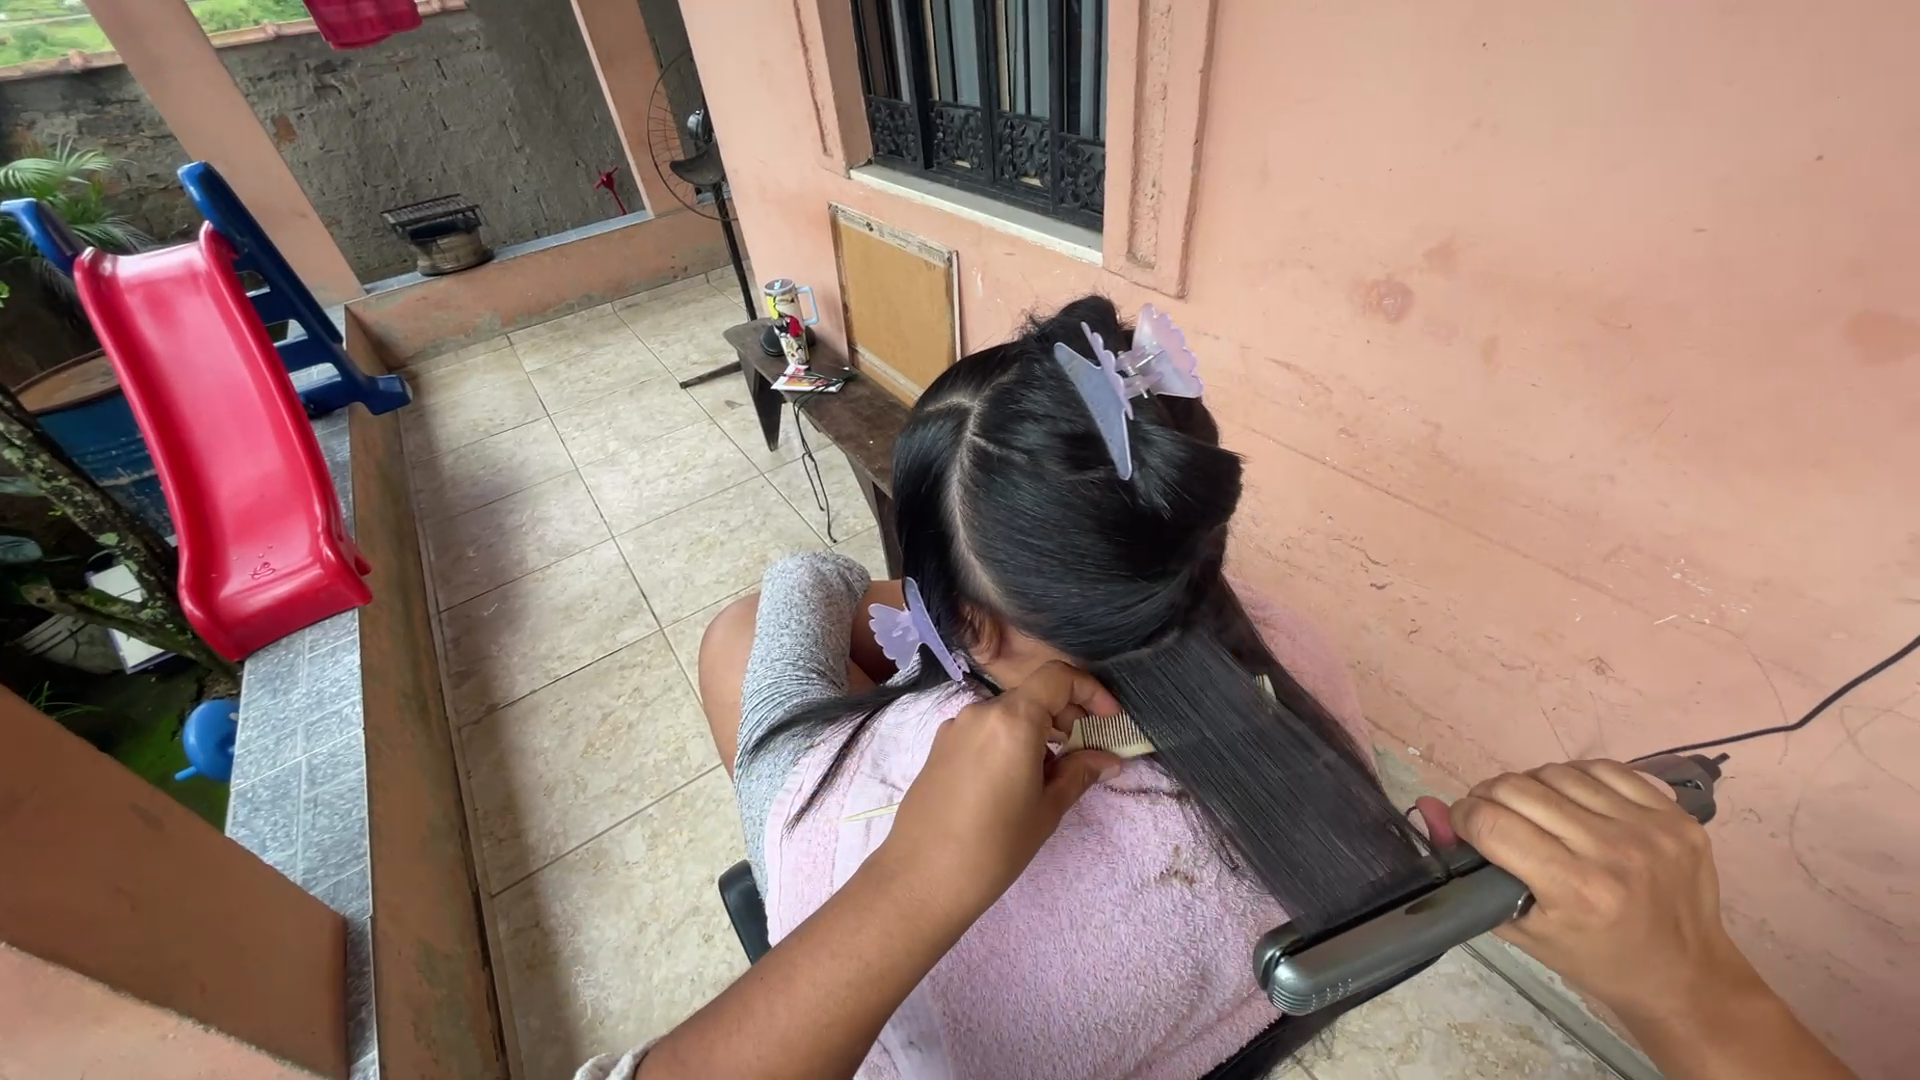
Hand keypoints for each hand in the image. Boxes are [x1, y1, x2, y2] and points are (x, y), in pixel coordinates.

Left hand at [872, 661, 1122, 923]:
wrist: (922, 877)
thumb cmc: (994, 846)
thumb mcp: (1047, 810)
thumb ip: (1080, 773)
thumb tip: (1109, 758)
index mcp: (1013, 718)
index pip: (1058, 677)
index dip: (1091, 691)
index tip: (1109, 720)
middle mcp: (981, 711)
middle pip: (1034, 694)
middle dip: (1067, 715)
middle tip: (1086, 752)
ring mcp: (956, 726)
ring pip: (1009, 713)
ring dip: (1038, 730)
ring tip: (1051, 773)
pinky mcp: (940, 745)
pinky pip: (985, 730)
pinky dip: (1009, 740)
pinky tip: (1013, 781)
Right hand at [1415, 760, 1756, 1021]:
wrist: (1688, 977)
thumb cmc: (1592, 958)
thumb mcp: (1517, 924)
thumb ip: (1465, 865)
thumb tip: (1427, 806)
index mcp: (1575, 889)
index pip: (1489, 822)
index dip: (1463, 818)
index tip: (1465, 830)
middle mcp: (1614, 853)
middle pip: (1515, 788)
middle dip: (1488, 798)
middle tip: (1493, 820)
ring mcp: (1650, 830)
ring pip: (1552, 772)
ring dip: (1530, 787)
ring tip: (1534, 812)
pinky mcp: (1675, 816)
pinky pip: (1601, 768)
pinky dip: (1573, 778)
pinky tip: (1571, 802)